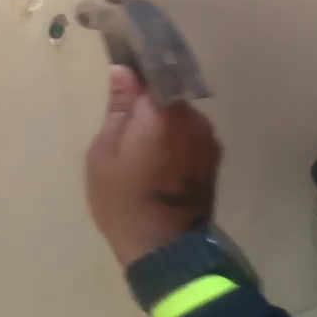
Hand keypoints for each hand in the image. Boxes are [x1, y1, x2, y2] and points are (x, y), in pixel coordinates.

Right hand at [85, 66, 219, 267]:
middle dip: (147, 97)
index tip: (120, 65)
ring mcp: (208, 140)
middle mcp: (193, 119)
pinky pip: (189, 134)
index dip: (137, 66)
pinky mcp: (213, 159)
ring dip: (162, 120)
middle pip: (168, 92)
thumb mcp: (103, 154)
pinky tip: (157, 158)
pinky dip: (174, 138)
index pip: (154, 69)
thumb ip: (117, 109)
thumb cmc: (123, 201)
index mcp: (163, 113)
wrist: (165, 251)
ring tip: (138, 144)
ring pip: (180, 114)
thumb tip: (122, 73)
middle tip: (122, 116)